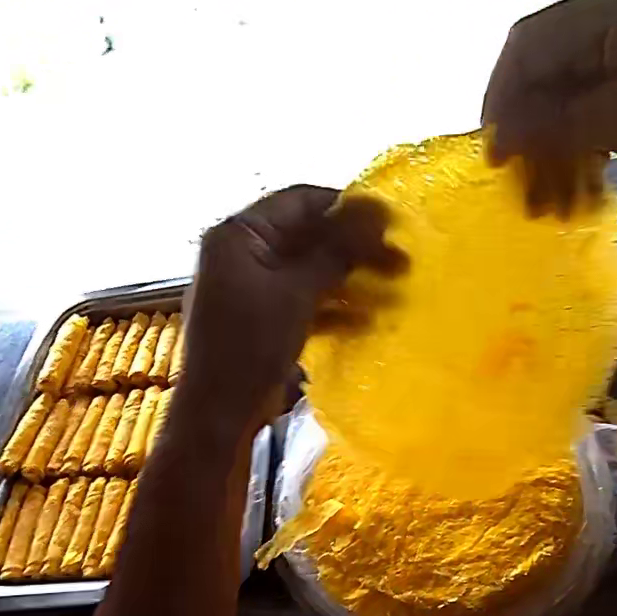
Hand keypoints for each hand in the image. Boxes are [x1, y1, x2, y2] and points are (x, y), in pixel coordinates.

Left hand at [178, 186, 403, 432]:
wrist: (217, 414)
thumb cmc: (250, 345)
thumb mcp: (297, 292)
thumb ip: (337, 249)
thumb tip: (377, 211)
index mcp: (238, 235)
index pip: (300, 202)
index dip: (347, 208)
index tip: (391, 223)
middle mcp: (240, 254)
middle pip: (305, 238)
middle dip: (353, 249)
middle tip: (399, 261)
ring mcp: (248, 289)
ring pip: (306, 272)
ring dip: (347, 280)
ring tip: (393, 288)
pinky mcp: (258, 321)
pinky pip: (299, 302)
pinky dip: (329, 308)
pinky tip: (366, 320)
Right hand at [481, 0, 616, 213]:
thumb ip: (561, 123)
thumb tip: (498, 136)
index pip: (528, 46)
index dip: (500, 102)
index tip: (498, 161)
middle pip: (548, 80)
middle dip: (531, 142)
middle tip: (529, 201)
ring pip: (574, 105)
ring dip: (558, 159)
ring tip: (558, 211)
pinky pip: (606, 117)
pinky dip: (589, 156)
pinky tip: (588, 194)